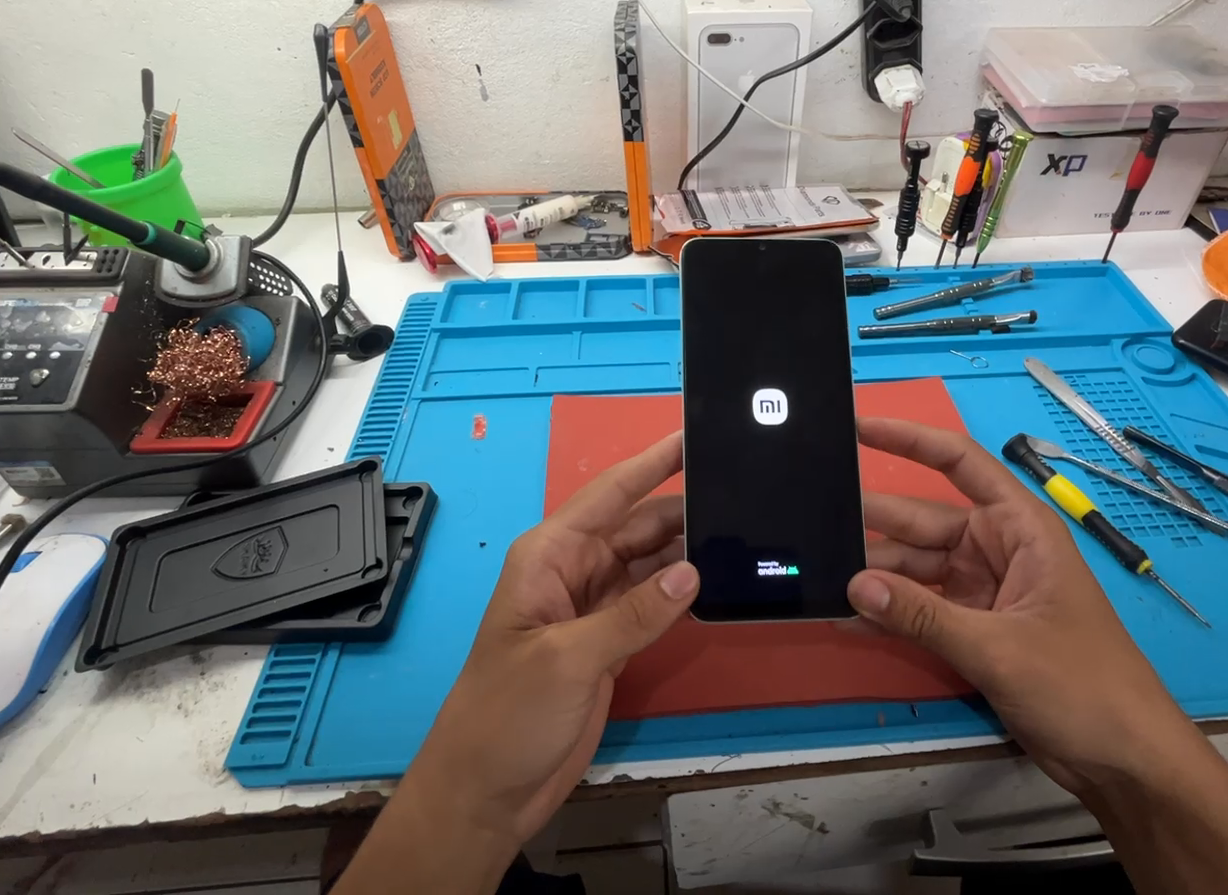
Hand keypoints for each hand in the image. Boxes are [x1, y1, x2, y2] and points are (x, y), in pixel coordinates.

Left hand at [375, 433, 697, 871]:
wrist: (486, 790)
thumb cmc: (508, 713)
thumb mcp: (568, 658)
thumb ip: (634, 613)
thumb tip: (694, 571)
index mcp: (550, 555)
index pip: (609, 495)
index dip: (650, 463)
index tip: (690, 437)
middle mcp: (574, 569)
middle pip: (637, 526)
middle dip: (681, 508)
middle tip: (739, 493)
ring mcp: (594, 605)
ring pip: (649, 562)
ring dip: (687, 550)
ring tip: (741, 532)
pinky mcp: (610, 640)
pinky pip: (652, 600)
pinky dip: (681, 590)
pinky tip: (717, 580)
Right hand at [848, 417, 1202, 794]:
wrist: (1124, 763)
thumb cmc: (1083, 686)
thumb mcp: (998, 646)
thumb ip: (921, 615)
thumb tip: (853, 585)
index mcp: (1018, 527)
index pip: (958, 463)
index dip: (909, 438)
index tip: (858, 426)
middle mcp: (995, 548)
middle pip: (921, 521)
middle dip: (872, 522)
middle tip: (811, 518)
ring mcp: (981, 588)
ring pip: (913, 567)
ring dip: (872, 575)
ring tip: (815, 573)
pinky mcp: (971, 626)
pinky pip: (918, 607)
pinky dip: (887, 613)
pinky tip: (845, 617)